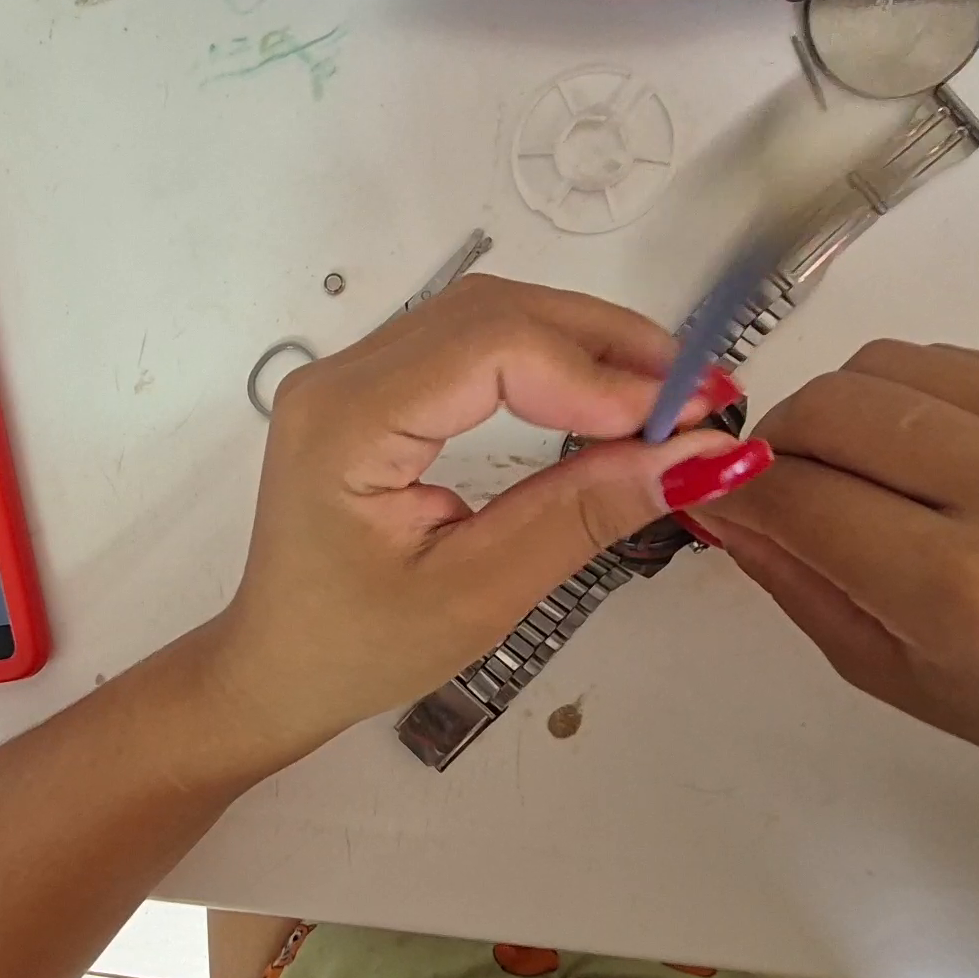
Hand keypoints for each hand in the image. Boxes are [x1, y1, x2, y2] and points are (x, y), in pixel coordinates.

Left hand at [209, 275, 770, 753]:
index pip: (491, 348)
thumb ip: (580, 513)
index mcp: (346, 424)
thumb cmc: (360, 649)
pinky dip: (533, 360)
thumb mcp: (476, 593)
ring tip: (655, 394)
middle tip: (693, 395)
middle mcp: (336, 379)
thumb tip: (701, 454)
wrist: (278, 664)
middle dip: (601, 343)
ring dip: (574, 344)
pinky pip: (458, 349)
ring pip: (477, 319)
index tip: (695, 414)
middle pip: (487, 313)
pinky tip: (584, 393)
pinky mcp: (361, 396)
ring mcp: (343, 380)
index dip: (601, 372)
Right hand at [696, 340, 978, 870]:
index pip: (791, 496)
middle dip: (770, 441)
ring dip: (832, 412)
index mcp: (961, 591)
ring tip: (848, 465)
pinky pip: (952, 361)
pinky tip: (916, 448)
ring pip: (882, 367)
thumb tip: (716, 503)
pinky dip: (901, 396)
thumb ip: (789, 577)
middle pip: (829, 409)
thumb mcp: (884, 670)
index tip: (702, 492)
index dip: (724, 488)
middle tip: (774, 483)